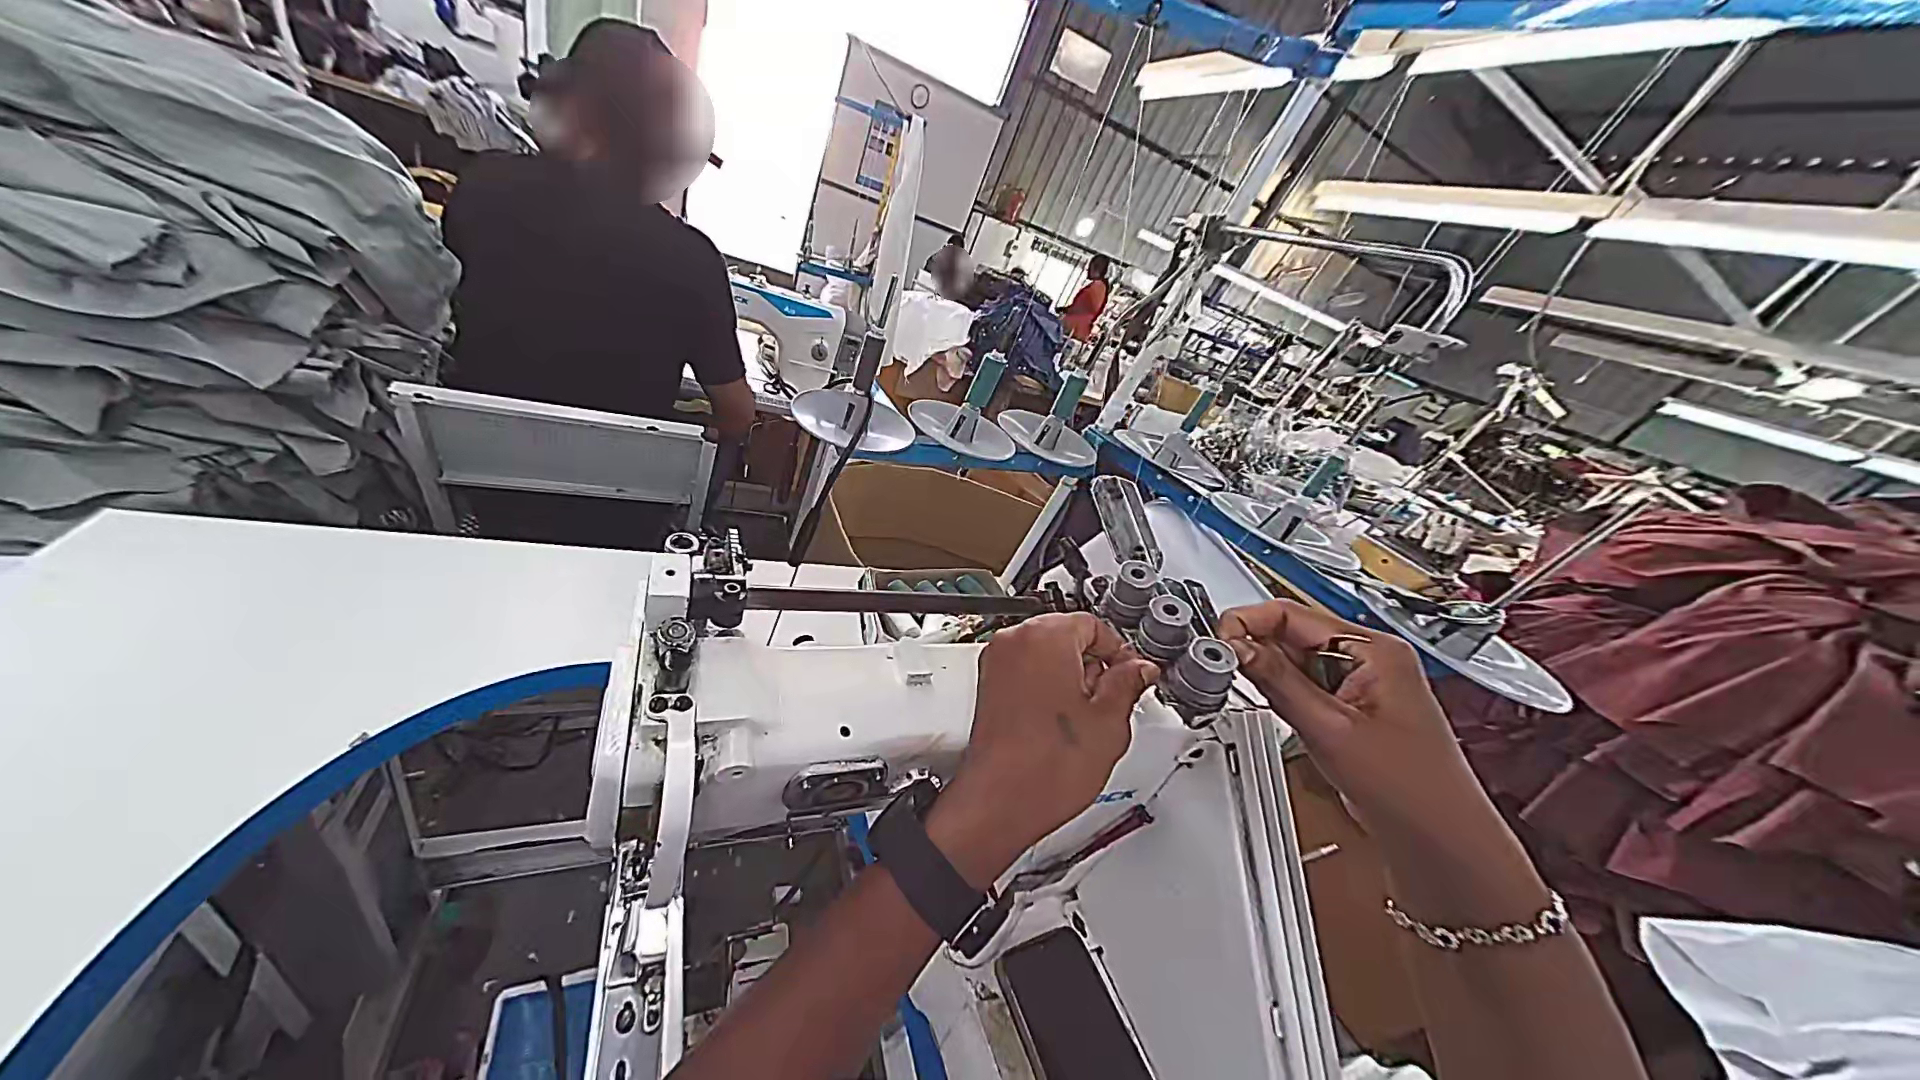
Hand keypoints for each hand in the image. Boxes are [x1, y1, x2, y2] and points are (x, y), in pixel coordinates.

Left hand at [927, 613, 1158, 886]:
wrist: (1000, 801)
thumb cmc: (1044, 767)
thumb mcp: (1109, 721)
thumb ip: (1128, 683)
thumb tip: (1138, 669)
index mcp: (1045, 636)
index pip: (1093, 623)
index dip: (1119, 650)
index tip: (1130, 671)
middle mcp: (1014, 641)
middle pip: (1066, 633)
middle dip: (1092, 662)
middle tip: (1112, 694)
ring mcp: (996, 663)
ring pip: (1045, 652)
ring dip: (1069, 673)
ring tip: (1085, 714)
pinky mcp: (988, 685)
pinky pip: (1025, 670)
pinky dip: (1045, 685)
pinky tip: (1061, 720)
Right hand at [1215, 601, 1500, 850]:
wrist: (1441, 842)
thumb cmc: (1412, 789)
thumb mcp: (1328, 727)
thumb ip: (1276, 680)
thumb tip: (1237, 646)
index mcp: (1374, 650)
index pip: (1292, 613)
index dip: (1248, 622)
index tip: (1218, 640)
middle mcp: (1368, 658)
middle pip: (1291, 632)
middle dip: (1255, 649)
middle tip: (1225, 668)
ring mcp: (1359, 681)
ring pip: (1293, 659)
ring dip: (1268, 673)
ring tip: (1257, 696)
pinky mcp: (1348, 705)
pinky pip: (1303, 683)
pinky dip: (1282, 692)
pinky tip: (1279, 712)